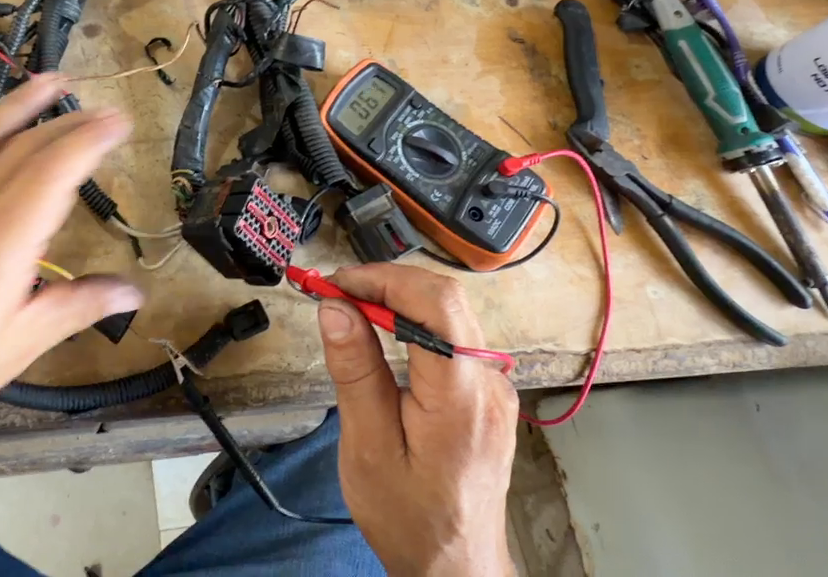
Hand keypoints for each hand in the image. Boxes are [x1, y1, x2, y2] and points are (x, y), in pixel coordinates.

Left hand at [0, 73, 142, 447]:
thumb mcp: (17, 348)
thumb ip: (75, 308)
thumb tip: (132, 292)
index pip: (51, 171)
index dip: (88, 139)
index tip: (120, 121)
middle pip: (23, 146)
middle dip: (68, 122)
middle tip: (105, 111)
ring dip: (18, 104)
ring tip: (50, 82)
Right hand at [318, 264, 517, 575]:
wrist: (455, 566)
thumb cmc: (408, 515)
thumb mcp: (368, 447)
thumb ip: (356, 371)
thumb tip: (335, 308)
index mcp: (462, 397)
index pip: (435, 304)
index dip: (382, 279)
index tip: (334, 284)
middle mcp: (489, 382)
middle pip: (445, 298)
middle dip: (384, 283)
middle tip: (334, 293)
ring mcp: (493, 385)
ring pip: (448, 311)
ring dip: (395, 298)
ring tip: (348, 307)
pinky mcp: (486, 391)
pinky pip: (450, 334)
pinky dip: (410, 319)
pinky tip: (378, 332)